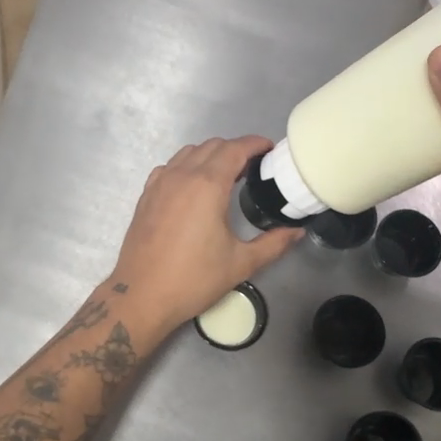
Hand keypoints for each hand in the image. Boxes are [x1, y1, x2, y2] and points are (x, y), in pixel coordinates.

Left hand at [111, 136, 304, 326]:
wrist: (142, 296)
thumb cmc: (194, 280)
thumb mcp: (241, 263)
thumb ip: (273, 244)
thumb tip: (297, 232)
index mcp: (208, 185)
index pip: (235, 149)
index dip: (255, 144)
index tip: (269, 151)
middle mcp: (182, 175)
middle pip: (212, 146)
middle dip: (235, 150)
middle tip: (253, 169)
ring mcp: (159, 184)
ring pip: (188, 153)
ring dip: (210, 156)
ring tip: (226, 176)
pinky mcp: (146, 196)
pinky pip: (170, 167)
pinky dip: (186, 167)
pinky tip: (193, 189)